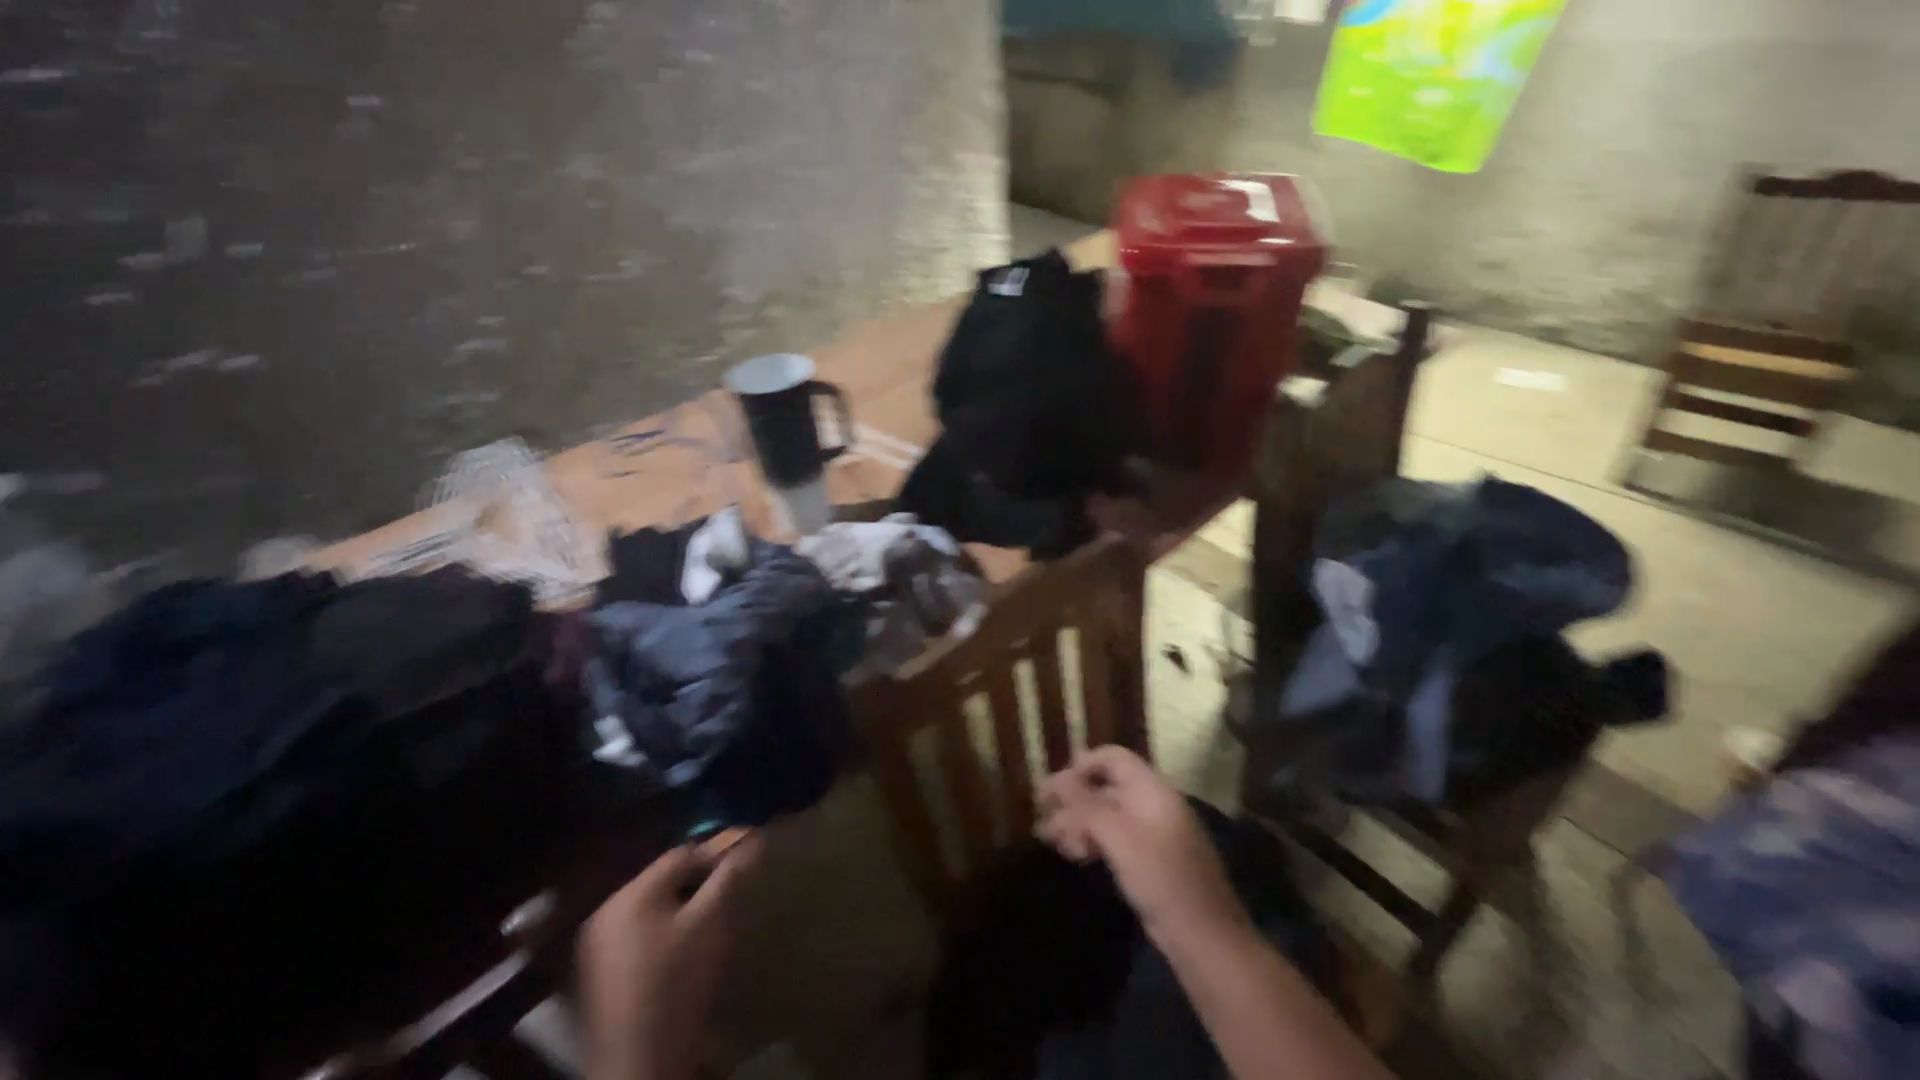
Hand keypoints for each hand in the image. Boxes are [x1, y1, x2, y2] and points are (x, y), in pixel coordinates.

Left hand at [577, 831, 763, 1079]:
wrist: (638, 1062)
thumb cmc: (678, 985)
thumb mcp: (712, 924)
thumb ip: (730, 878)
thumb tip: (753, 839)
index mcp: (631, 894)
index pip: (682, 855)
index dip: (716, 858)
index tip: (742, 873)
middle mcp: (605, 911)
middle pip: (664, 882)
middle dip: (698, 888)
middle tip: (726, 907)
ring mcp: (596, 944)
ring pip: (651, 910)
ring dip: (681, 913)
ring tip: (707, 933)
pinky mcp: (598, 973)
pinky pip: (638, 936)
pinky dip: (662, 937)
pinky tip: (680, 960)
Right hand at [1034, 747, 1247, 944]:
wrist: (1202, 935)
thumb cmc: (1162, 877)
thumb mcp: (1119, 837)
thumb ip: (1086, 807)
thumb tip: (1055, 783)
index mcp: (1152, 791)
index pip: (1113, 758)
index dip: (1081, 766)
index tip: (1052, 790)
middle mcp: (1151, 805)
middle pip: (1105, 787)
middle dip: (1072, 800)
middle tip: (1042, 820)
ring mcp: (1150, 834)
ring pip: (1105, 816)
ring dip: (1077, 823)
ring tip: (1050, 842)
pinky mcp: (1147, 861)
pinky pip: (1112, 839)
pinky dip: (1090, 841)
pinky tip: (1074, 855)